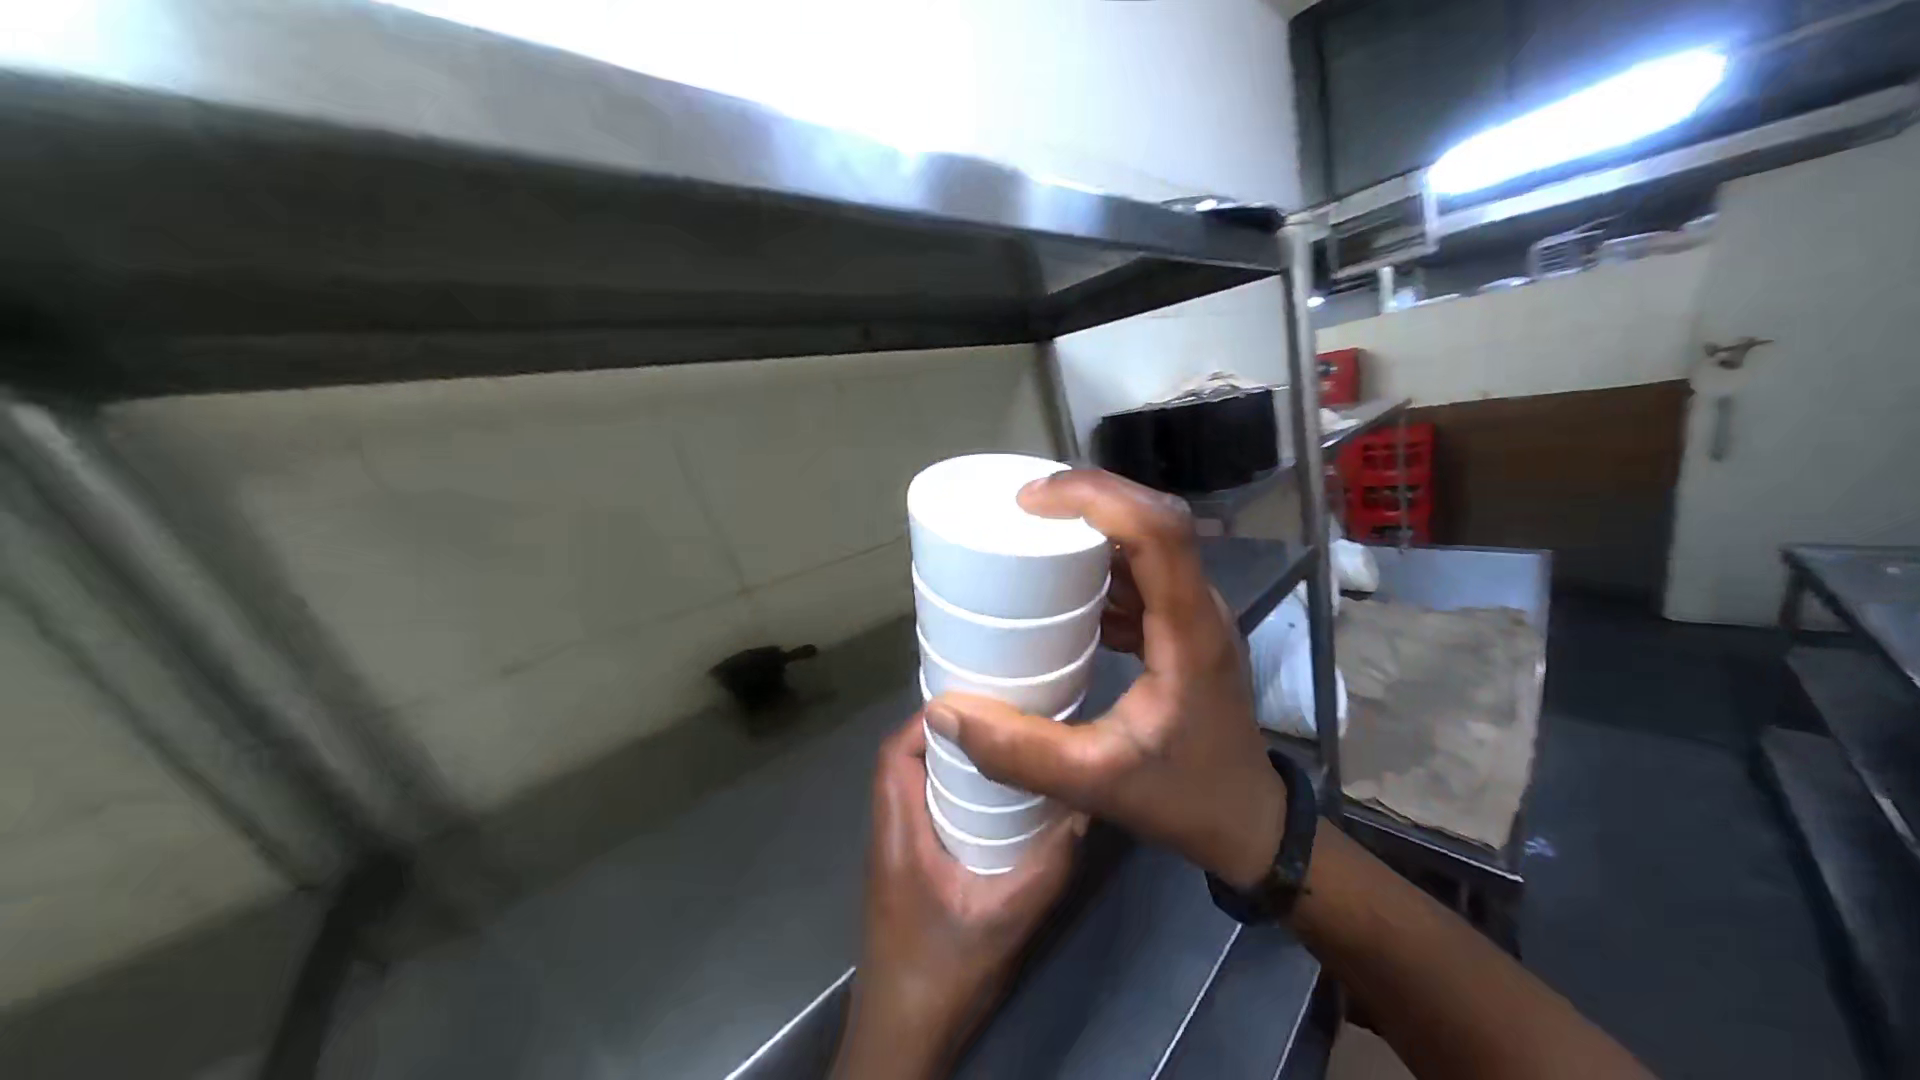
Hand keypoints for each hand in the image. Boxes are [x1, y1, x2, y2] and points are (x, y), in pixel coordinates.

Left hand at [832, 715, 1083, 1079]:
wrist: (902, 1032)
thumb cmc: (942, 972)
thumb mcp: (1005, 919)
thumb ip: (1046, 867)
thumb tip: (1082, 810)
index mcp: (897, 831)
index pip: (896, 752)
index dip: (928, 720)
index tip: (975, 704)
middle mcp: (888, 830)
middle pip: (904, 760)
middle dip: (945, 733)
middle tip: (997, 721)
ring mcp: (893, 850)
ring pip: (912, 783)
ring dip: (947, 761)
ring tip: (999, 751)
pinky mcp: (904, 866)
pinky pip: (921, 808)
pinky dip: (949, 791)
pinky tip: (990, 804)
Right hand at [924, 469, 1287, 889]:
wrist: (1248, 823)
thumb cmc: (1186, 798)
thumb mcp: (1097, 782)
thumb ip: (1021, 752)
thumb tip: (946, 710)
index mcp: (1189, 630)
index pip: (1159, 530)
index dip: (1098, 498)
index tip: (1032, 502)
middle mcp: (1198, 608)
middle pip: (1154, 521)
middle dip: (1089, 500)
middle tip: (1023, 507)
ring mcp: (1193, 616)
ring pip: (1148, 542)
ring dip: (1095, 527)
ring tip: (1034, 532)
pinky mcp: (1181, 629)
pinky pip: (1141, 575)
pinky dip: (1100, 565)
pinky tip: (1060, 586)